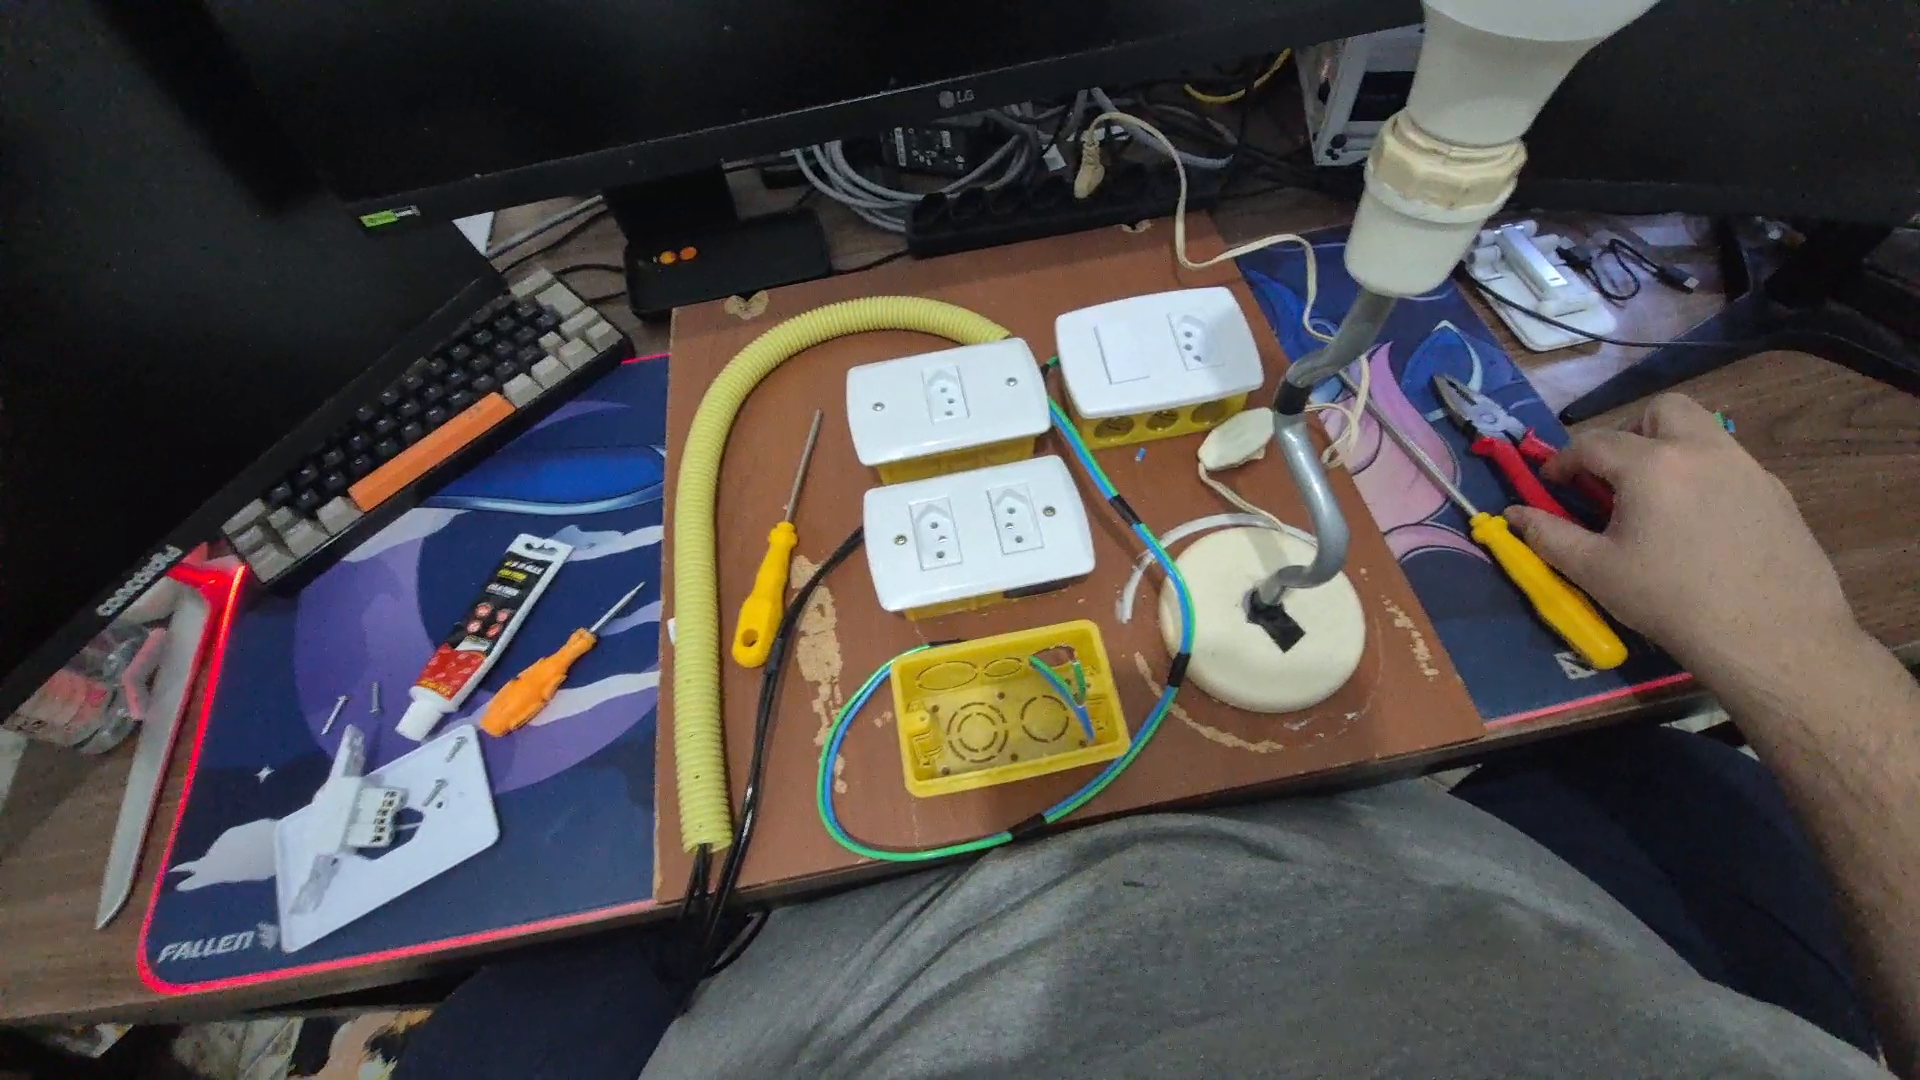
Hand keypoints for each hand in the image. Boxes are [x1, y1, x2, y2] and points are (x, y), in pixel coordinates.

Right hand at [1506, 394, 1856, 679]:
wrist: (1770, 635)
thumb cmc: (1666, 598)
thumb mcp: (1590, 568)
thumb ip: (1545, 534)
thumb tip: (1513, 514)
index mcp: (1653, 466)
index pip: (1594, 442)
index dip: (1562, 461)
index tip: (1550, 485)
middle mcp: (1705, 452)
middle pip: (1663, 410)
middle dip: (1627, 432)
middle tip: (1610, 474)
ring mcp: (1749, 470)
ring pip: (1702, 431)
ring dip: (1666, 449)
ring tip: (1648, 496)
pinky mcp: (1776, 494)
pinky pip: (1728, 464)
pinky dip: (1698, 476)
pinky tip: (1690, 522)